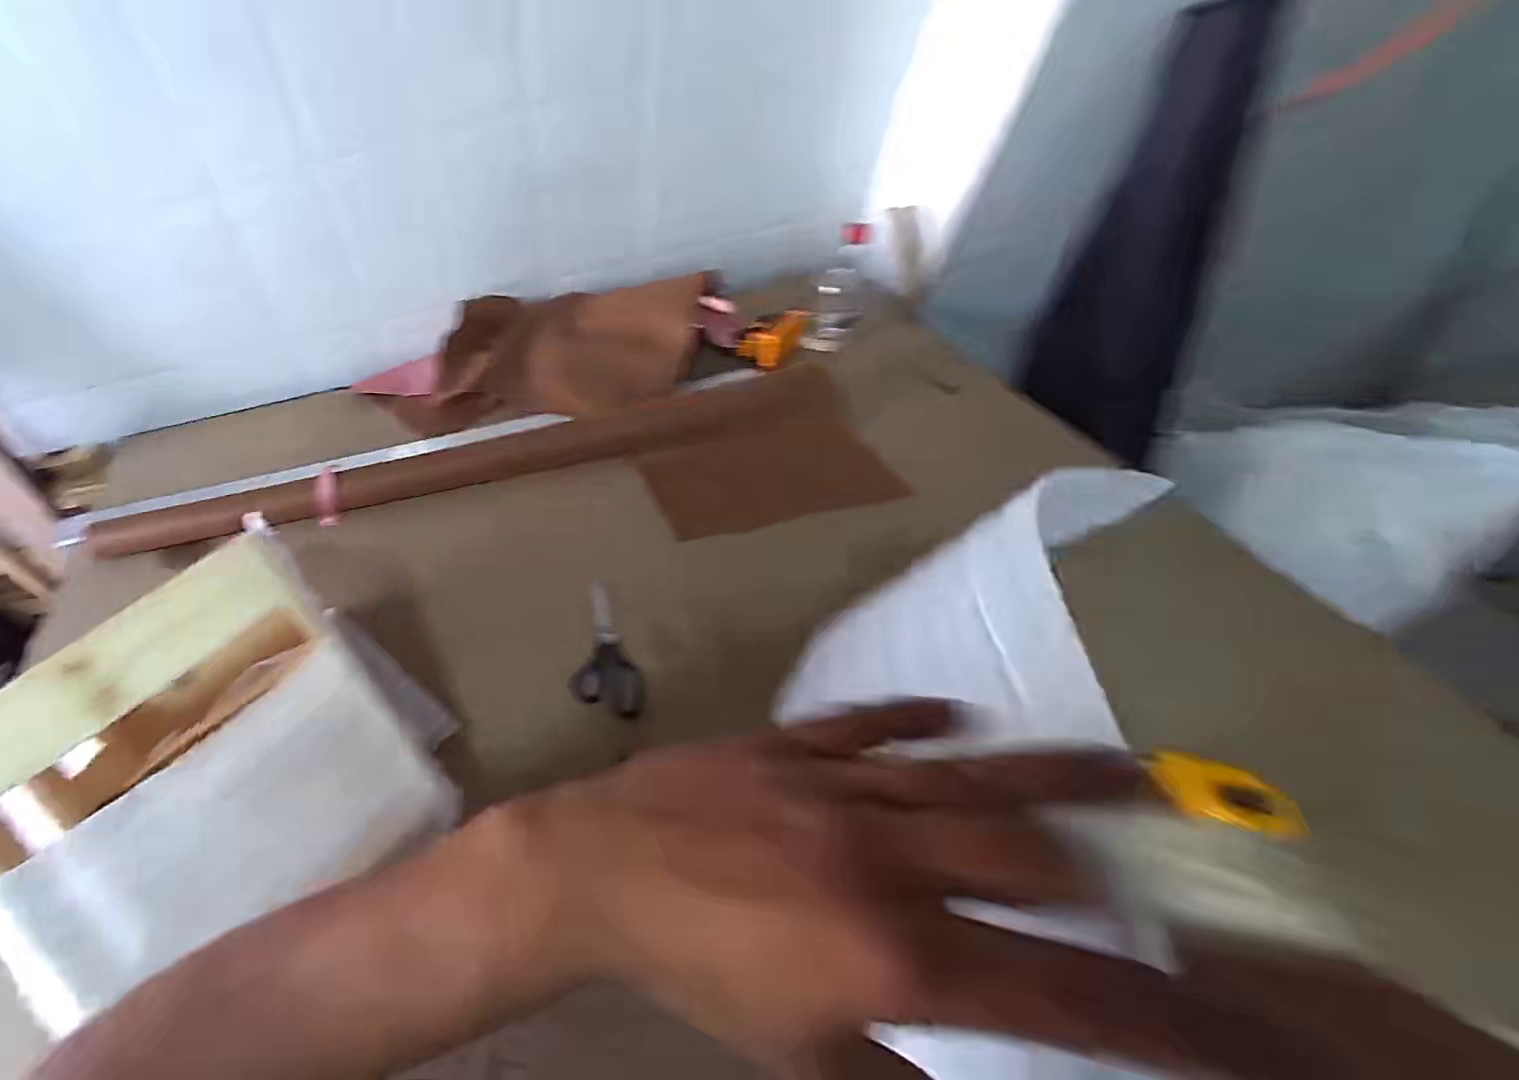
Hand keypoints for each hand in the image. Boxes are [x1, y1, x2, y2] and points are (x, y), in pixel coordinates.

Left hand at [498, 701, 1286, 1075]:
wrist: (601, 866)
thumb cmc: (692, 967)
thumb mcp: (796, 1049)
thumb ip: (893, 1078)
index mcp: (893, 954)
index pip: (1059, 991)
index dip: (1161, 1014)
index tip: (1235, 1022)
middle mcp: (880, 860)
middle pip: (1027, 859)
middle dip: (1107, 874)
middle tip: (1164, 870)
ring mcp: (831, 787)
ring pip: (960, 777)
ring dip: (1045, 775)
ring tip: (1124, 768)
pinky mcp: (785, 745)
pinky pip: (863, 726)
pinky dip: (912, 721)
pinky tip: (952, 714)